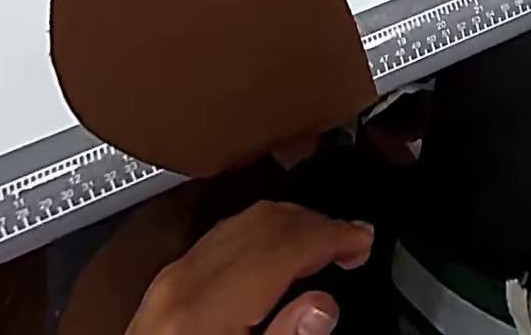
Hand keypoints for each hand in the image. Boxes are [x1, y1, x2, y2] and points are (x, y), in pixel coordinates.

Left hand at [129, 201, 372, 334]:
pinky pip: (226, 233)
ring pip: (245, 220)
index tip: (362, 239)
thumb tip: (324, 305)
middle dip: (317, 223)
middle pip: (265, 223)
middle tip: (354, 238)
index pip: (282, 248)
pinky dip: (263, 229)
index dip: (331, 235)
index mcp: (204, 311)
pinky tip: (281, 245)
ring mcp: (172, 277)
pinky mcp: (167, 282)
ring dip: (293, 221)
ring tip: (326, 239)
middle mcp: (185, 281)